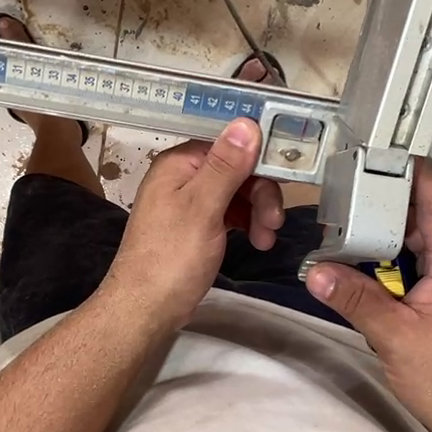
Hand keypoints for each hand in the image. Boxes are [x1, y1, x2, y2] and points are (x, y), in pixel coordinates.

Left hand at [99, 117, 283, 330]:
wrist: (146, 309)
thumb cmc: (172, 257)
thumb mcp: (204, 208)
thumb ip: (226, 166)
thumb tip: (246, 122)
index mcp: (179, 163)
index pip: (229, 145)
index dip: (259, 161)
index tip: (285, 180)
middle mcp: (181, 176)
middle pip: (235, 169)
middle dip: (260, 194)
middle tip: (274, 222)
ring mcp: (186, 202)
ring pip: (235, 193)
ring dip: (256, 212)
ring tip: (266, 240)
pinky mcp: (194, 226)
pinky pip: (227, 213)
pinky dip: (245, 224)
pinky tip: (256, 241)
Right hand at [305, 160, 431, 431]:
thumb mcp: (394, 337)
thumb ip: (355, 298)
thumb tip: (313, 270)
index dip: (410, 171)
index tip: (375, 151)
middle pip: (426, 214)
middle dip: (388, 196)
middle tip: (344, 182)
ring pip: (420, 239)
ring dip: (387, 227)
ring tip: (345, 214)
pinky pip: (417, 262)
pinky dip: (391, 254)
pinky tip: (361, 258)